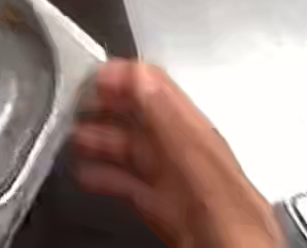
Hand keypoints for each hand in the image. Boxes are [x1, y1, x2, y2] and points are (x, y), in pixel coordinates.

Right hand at [72, 60, 283, 247]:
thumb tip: (139, 75)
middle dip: (106, 107)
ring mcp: (182, 192)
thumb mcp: (201, 173)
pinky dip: (109, 179)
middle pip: (143, 120)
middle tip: (73, 104)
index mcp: (202, 142)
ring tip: (72, 138)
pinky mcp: (172, 222)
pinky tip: (87, 176)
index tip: (92, 77)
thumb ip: (170, 125)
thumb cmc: (234, 233)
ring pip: (136, 154)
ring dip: (103, 141)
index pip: (161, 90)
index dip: (125, 77)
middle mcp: (191, 162)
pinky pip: (135, 190)